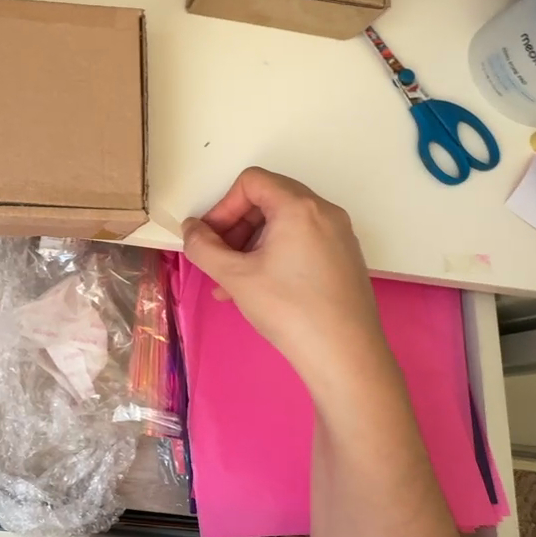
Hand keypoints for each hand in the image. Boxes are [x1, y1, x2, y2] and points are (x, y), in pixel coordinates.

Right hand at [181, 167, 390, 387]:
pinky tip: (260, 289)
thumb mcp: (233, 276)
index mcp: (299, 207)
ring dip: (251, 244)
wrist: (344, 355)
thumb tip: (191, 229)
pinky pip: (301, 242)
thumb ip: (203, 247)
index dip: (222, 206)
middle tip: (218, 259)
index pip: (251, 182)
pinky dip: (275, 254)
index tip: (210, 239)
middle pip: (268, 199)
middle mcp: (324, 212)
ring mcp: (339, 236)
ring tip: (232, 282)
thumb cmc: (287, 308)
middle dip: (235, 226)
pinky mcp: (345, 258)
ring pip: (283, 224)